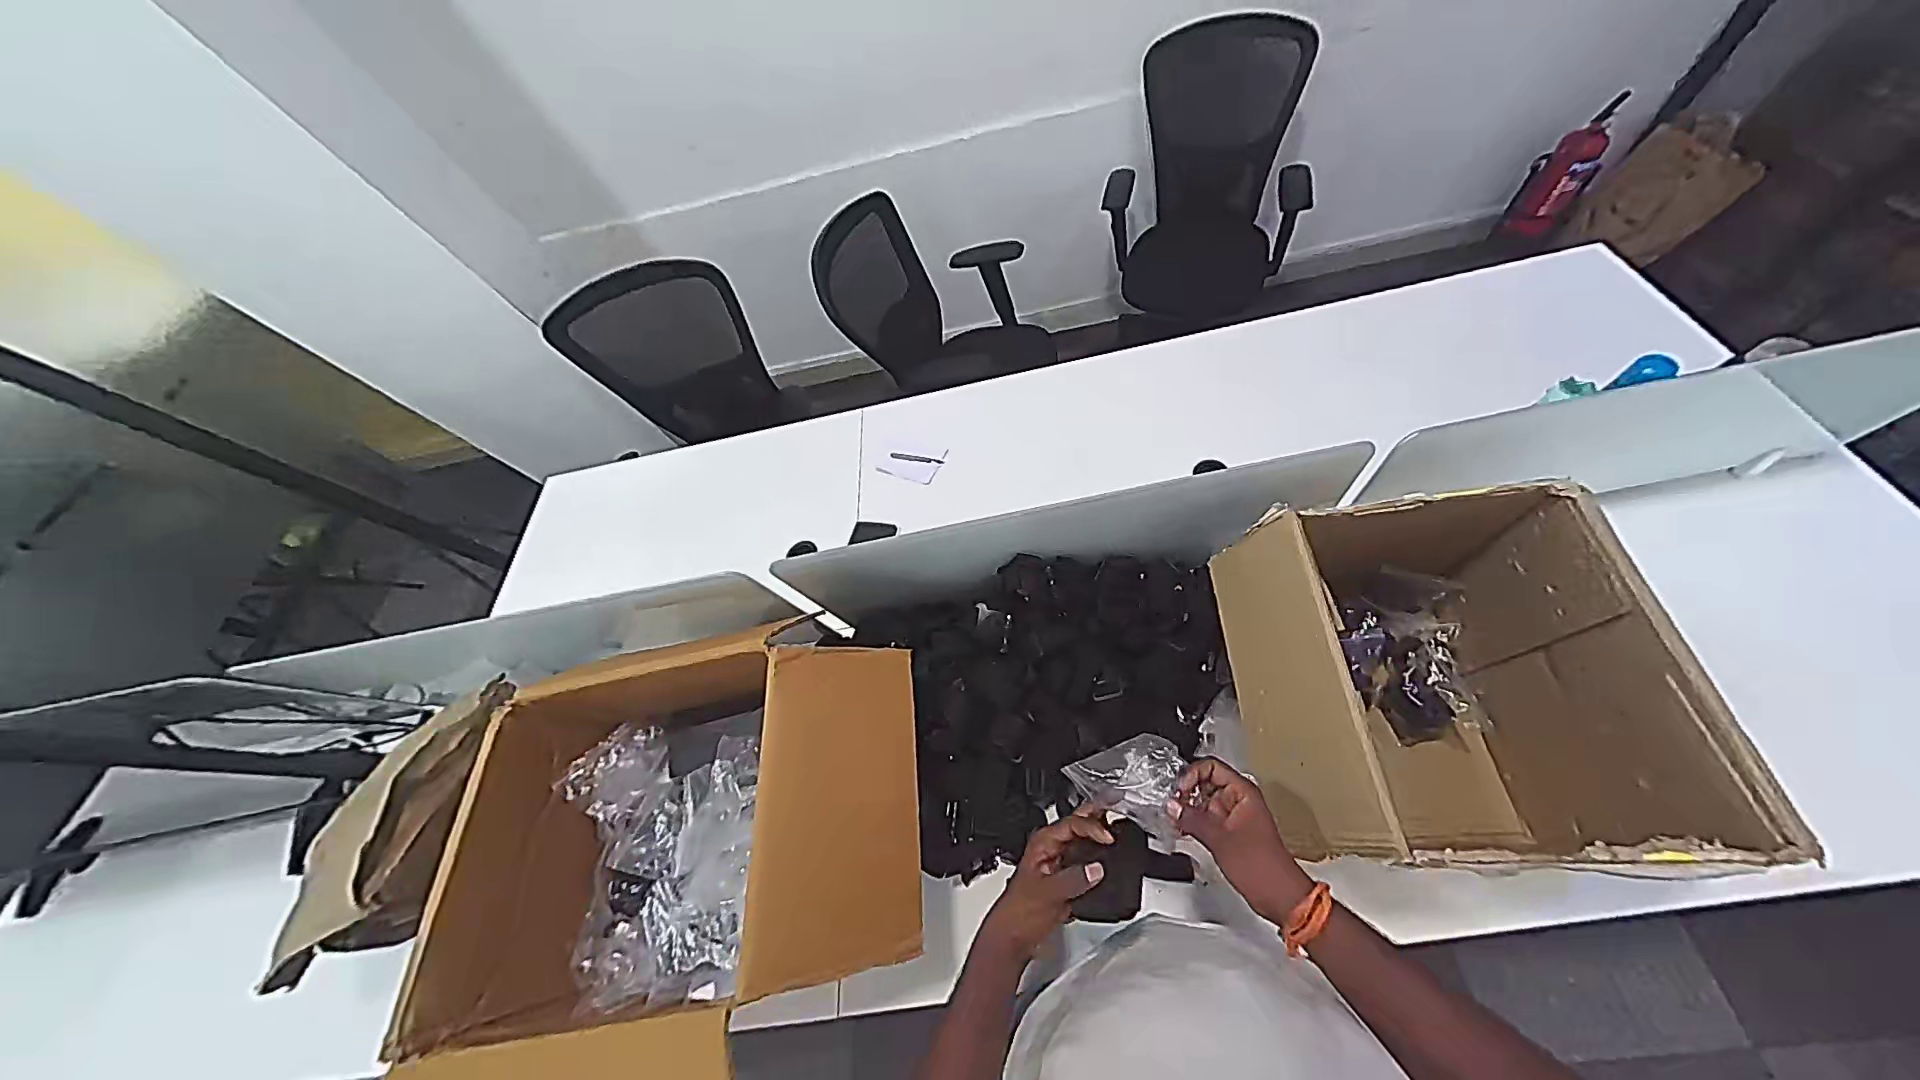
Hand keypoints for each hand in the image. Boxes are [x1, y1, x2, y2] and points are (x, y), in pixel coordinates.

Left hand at [977, 805, 1111, 962]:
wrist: (1015, 935)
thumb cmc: (1019, 911)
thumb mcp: (1047, 893)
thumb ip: (1072, 879)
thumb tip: (1096, 868)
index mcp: (1043, 843)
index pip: (1072, 825)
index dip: (1092, 828)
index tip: (1108, 837)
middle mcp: (1053, 848)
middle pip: (1079, 823)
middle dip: (1098, 812)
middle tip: (1118, 800)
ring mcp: (1062, 862)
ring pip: (1086, 840)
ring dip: (1102, 832)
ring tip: (1121, 822)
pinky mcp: (1070, 879)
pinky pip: (1090, 861)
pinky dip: (1102, 855)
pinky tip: (1114, 855)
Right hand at [1169, 758, 1314, 923]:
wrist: (1279, 897)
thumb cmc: (1263, 867)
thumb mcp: (1220, 839)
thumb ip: (1191, 818)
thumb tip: (1172, 805)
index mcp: (1243, 792)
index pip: (1211, 766)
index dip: (1191, 774)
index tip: (1179, 790)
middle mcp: (1238, 800)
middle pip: (1205, 782)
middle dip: (1186, 791)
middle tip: (1172, 803)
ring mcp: (1233, 816)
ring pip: (1203, 801)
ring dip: (1187, 807)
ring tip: (1173, 817)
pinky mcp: (1229, 832)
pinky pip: (1205, 818)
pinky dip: (1192, 821)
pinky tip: (1181, 828)